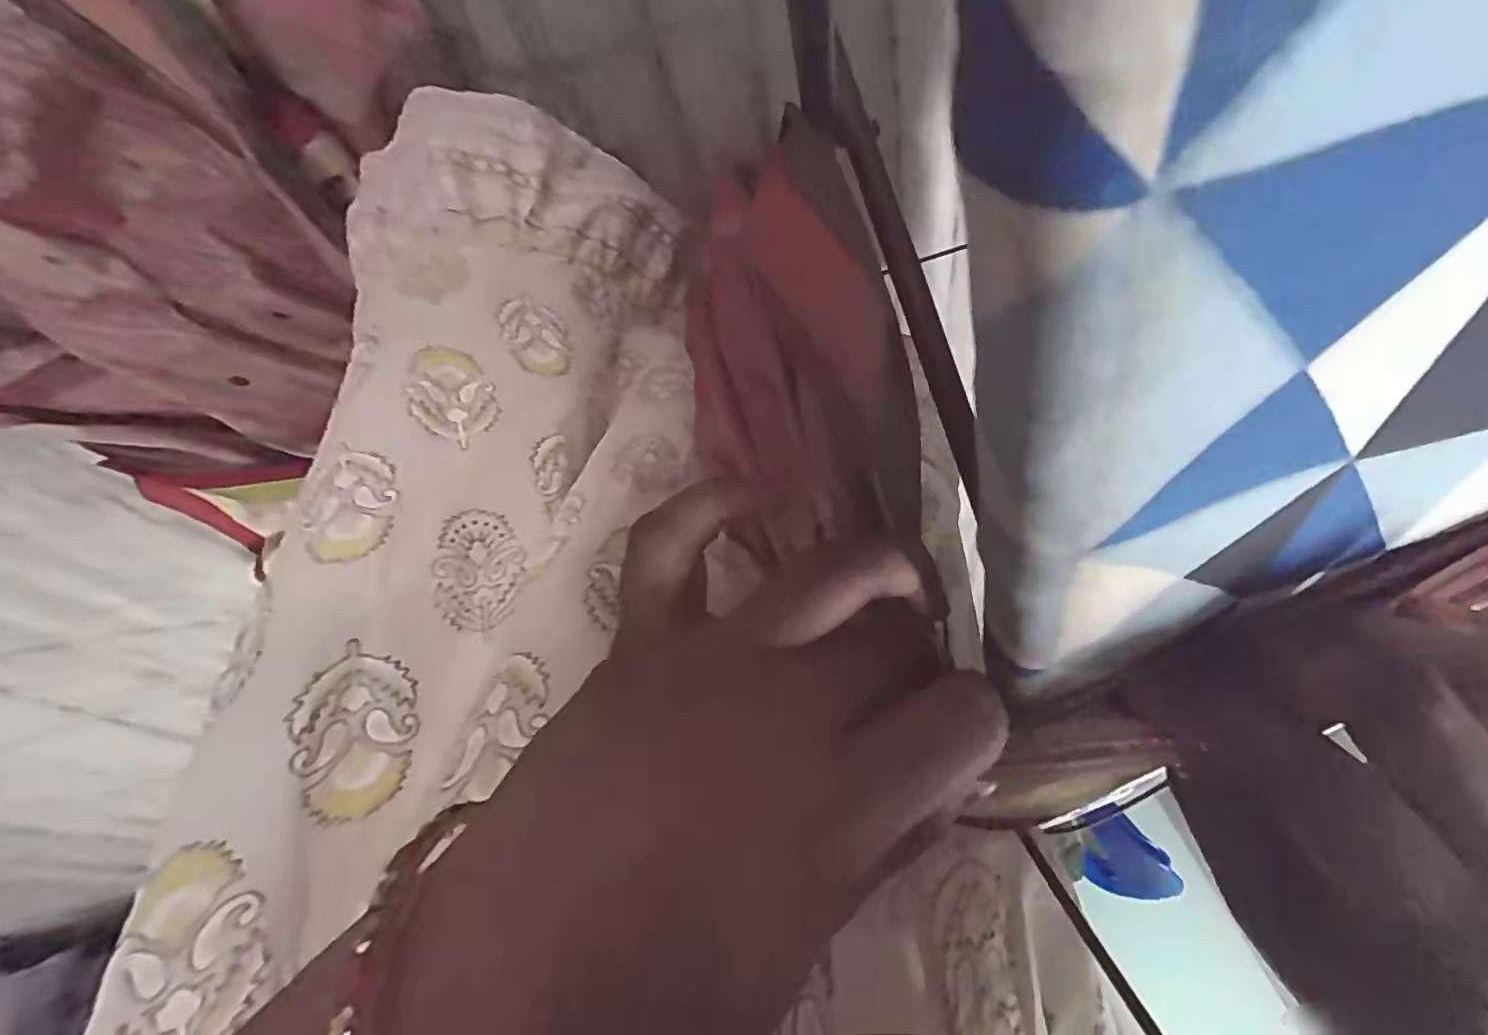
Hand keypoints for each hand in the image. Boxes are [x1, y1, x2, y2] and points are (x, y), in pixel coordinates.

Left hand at [386, 480, 1007, 1034]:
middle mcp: (792, 709)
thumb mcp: (811, 935)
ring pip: (834, 569)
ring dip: (880, 569)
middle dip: (920, 658)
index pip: (968, 718)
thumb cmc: (671, 987)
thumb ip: (885, 844)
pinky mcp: (640, 642)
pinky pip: (672, 541)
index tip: (951, 741)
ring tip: (891, 588)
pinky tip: (761, 502)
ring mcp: (713, 660)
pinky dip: (716, 505)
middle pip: (901, 638)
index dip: (976, 724)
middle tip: (900, 687)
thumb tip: (937, 783)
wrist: (511, 986)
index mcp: (844, 803)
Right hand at [1123, 602, 1487, 1034]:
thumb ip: (1224, 809)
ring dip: (1358, 630)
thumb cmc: (1349, 1000)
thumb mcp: (1266, 923)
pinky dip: (1435, 636)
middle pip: (1408, 700)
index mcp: (1441, 940)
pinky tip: (1371, 628)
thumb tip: (1177, 708)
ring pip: (1479, 670)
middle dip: (1287, 650)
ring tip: (1282, 633)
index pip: (1323, 780)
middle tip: (1213, 644)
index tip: (1157, 679)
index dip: (1226, 712)